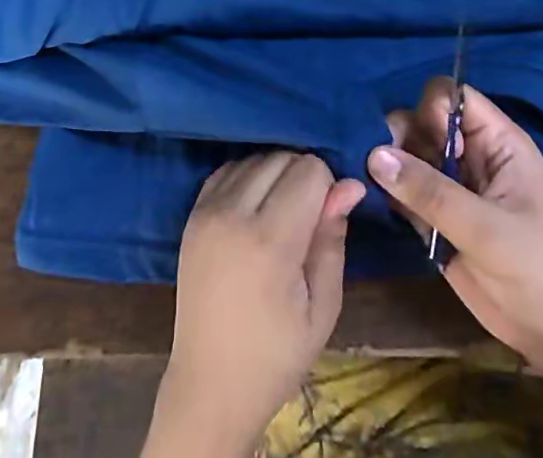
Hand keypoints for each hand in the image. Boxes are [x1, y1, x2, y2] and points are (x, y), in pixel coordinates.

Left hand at [144, 152, 364, 457]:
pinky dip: (248, 177)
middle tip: (307, 222)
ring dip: (276, 174)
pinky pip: (227, 170)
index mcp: (269, 241)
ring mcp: (206, 212)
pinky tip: (256, 208)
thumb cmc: (276, 354)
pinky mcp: (191, 215)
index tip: (327, 221)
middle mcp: (233, 215)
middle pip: (282, 157)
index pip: (310, 170)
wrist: (209, 385)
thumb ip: (332, 239)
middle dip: (304, 178)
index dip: (328, 188)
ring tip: (282, 216)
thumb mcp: (323, 307)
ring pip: (256, 158)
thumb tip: (351, 184)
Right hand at [369, 79, 542, 368]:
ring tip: (369, 183)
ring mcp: (452, 189)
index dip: (430, 108)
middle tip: (378, 165)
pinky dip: (386, 193)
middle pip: (422, 123)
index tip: (420, 140)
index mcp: (497, 142)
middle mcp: (472, 156)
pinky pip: (404, 193)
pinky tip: (371, 200)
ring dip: (386, 165)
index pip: (453, 98)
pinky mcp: (437, 220)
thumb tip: (374, 153)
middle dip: (399, 137)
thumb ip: (432, 192)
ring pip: (408, 156)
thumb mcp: (490, 230)